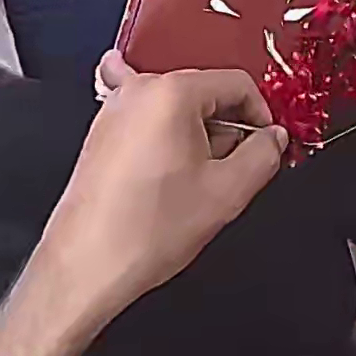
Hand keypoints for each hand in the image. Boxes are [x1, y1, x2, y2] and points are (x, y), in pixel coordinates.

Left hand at [42, 67, 287, 314]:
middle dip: (230, 125)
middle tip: (235, 166)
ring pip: (180, 105)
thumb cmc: (145, 231)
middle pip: (208, 91)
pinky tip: (168, 139)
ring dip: (199, 132)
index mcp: (174, 93)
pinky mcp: (103, 129)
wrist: (82, 271)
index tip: (266, 142)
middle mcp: (141, 89)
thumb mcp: (227, 192)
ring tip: (197, 177)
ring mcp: (117, 107)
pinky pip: (146, 112)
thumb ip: (264, 154)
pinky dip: (165, 123)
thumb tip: (273, 138)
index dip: (261, 113)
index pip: (237, 84)